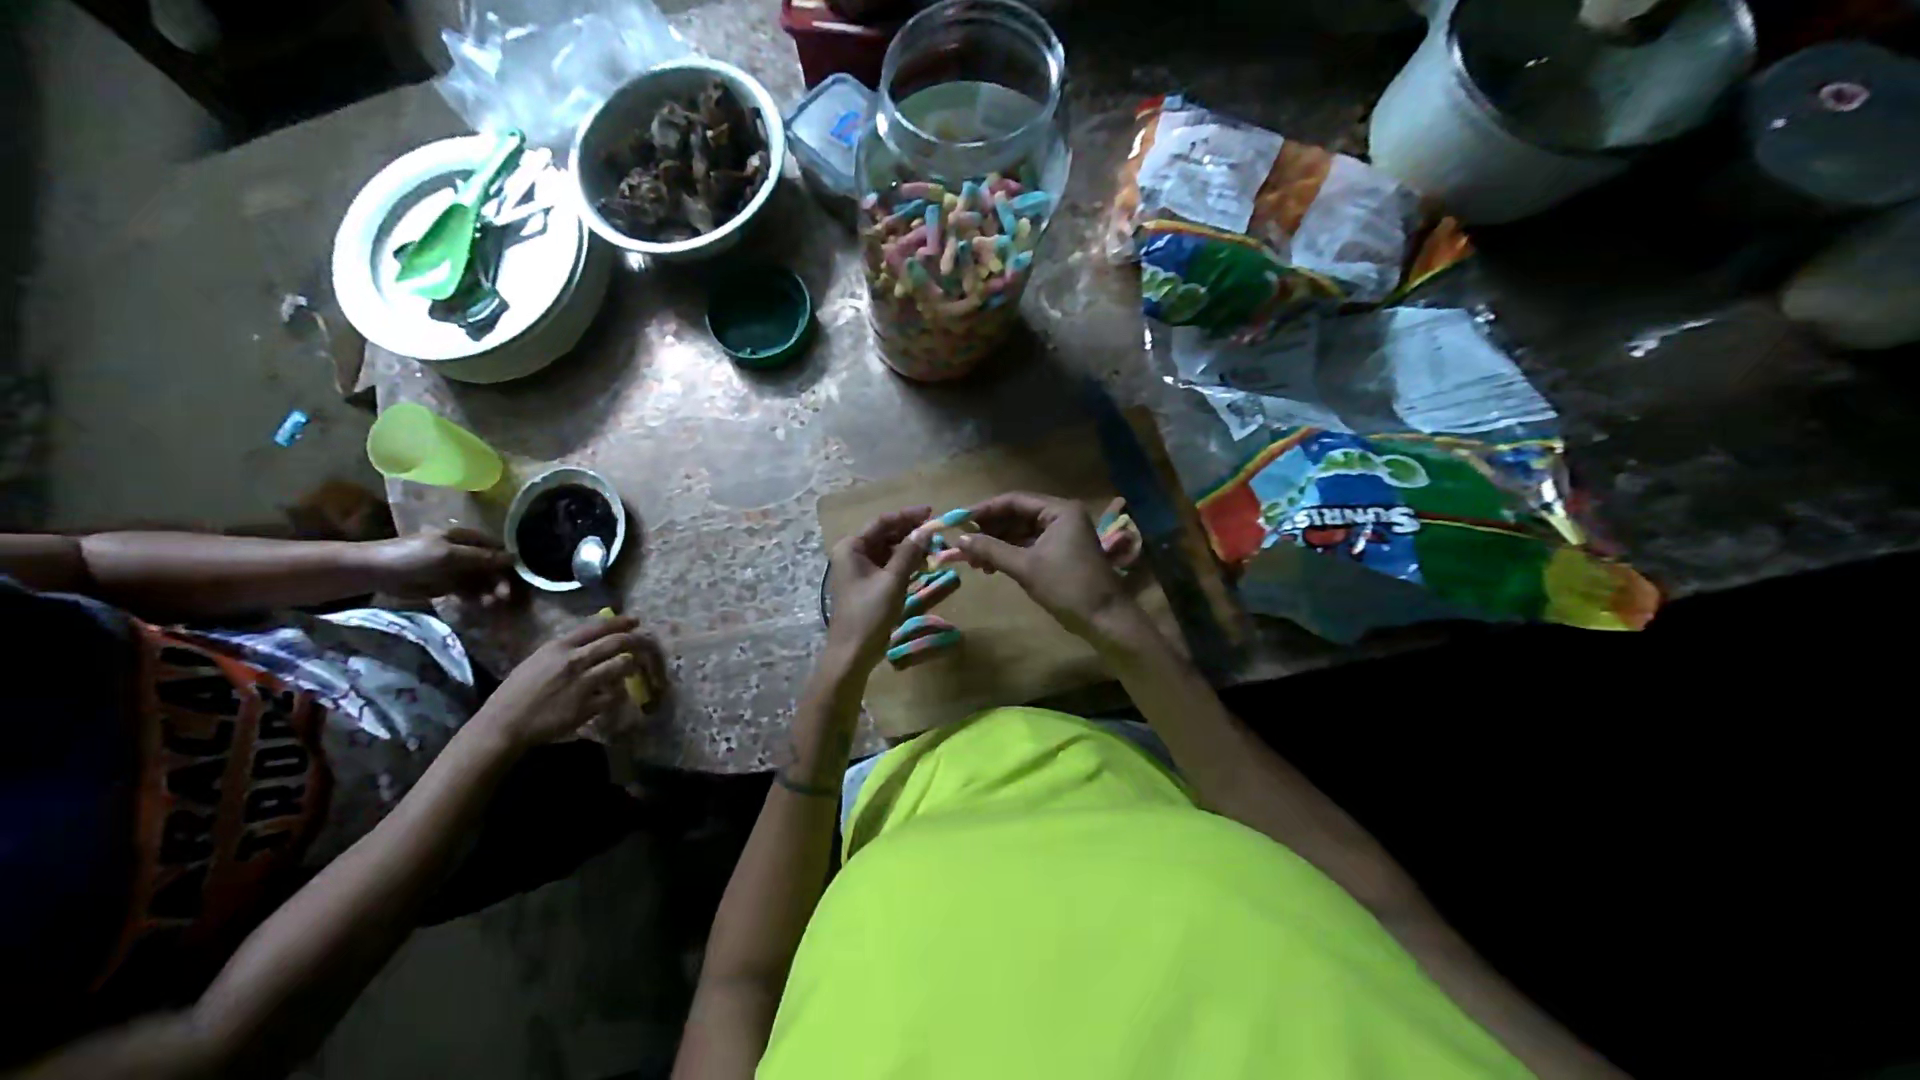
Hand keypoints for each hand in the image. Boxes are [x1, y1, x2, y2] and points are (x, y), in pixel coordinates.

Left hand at [371, 527, 515, 602]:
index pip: (496, 547)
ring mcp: (456, 568)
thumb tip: (514, 557)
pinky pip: (469, 590)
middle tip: (503, 597)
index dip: (507, 561)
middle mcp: (464, 552)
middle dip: (499, 580)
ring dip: (489, 591)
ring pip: (482, 580)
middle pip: (491, 566)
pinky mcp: (447, 584)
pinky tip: (477, 605)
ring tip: (489, 604)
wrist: (375, 572)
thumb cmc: (412, 557)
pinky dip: (476, 598)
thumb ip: (481, 556)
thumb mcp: (449, 555)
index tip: (517, 577)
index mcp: (465, 538)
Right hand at [474, 616, 661, 748]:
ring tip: (633, 667)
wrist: (506, 722)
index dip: (620, 623)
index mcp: (559, 646)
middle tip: (645, 642)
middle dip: (636, 640)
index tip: (635, 621)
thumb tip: (592, 641)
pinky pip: (616, 695)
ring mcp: (583, 683)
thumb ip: (565, 649)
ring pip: (622, 665)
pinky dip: (620, 693)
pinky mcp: (588, 706)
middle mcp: (574, 660)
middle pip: (617, 643)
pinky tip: (617, 693)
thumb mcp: (539, 659)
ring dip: (630, 665)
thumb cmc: (517, 690)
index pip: (597, 627)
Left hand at [826, 505, 933, 673]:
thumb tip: (926, 530)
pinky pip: (887, 565)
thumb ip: (909, 552)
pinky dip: (904, 563)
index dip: (907, 516)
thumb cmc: (869, 613)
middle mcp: (852, 553)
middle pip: (885, 534)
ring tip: (933, 547)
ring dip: (909, 548)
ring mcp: (858, 569)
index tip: (931, 512)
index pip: (882, 522)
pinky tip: (922, 564)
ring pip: (888, 550)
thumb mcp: (893, 580)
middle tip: (936, 532)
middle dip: (910, 532)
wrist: (852, 651)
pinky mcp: (867, 584)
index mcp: (851, 547)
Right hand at [953, 492, 1133, 640]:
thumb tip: (959, 540)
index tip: (959, 521)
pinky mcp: (1061, 553)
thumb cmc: (1067, 586)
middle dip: (990, 530)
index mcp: (1059, 511)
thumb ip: (991, 549)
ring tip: (974, 561)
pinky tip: (991, 566)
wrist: (1104, 619)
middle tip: (964, 544)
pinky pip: (1029, 546)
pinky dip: (1010, 554)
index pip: (1014, 501)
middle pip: (1017, 515)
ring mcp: (1062, 535)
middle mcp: (1062, 516)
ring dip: (997, 544)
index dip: (984, 510)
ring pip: (1021, 532)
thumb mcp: (1025, 566)